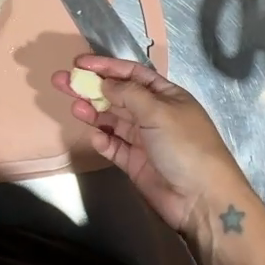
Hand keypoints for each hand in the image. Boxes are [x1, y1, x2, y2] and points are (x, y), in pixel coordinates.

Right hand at [51, 55, 251, 237]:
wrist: (203, 200)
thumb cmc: (185, 145)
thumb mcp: (159, 111)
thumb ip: (128, 94)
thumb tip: (105, 83)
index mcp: (166, 96)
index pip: (132, 74)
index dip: (106, 66)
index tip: (80, 63)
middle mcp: (154, 114)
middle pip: (117, 95)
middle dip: (91, 87)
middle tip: (62, 81)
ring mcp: (144, 140)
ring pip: (112, 119)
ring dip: (93, 111)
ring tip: (73, 106)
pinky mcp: (136, 163)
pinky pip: (114, 146)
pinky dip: (103, 140)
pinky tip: (96, 136)